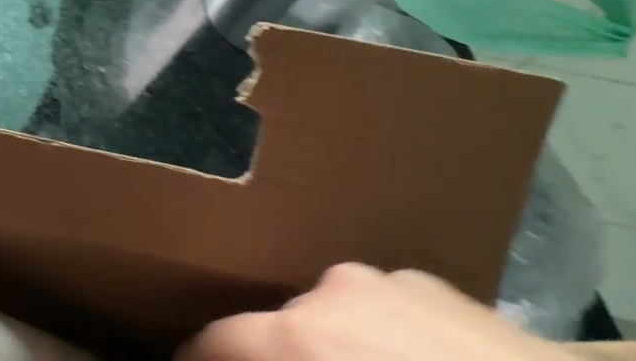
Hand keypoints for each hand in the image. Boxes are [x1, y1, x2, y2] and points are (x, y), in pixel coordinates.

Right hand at [177, 263, 603, 360]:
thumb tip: (254, 352)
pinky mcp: (444, 291)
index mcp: (304, 336)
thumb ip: (279, 360)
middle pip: (277, 328)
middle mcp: (334, 291)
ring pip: (334, 320)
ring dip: (330, 352)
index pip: (215, 342)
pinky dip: (379, 346)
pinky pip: (385, 318)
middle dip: (274, 357)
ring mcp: (391, 283)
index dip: (192, 358)